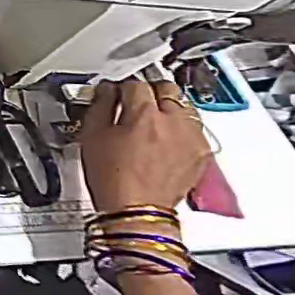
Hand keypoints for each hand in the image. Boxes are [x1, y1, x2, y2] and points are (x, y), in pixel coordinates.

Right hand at [79, 79, 210, 213]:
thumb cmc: (112, 179)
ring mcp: (191, 138)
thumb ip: (99, 105)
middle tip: (136, 103)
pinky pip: (194, 128)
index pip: (135, 84)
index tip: (116, 94)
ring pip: (184, 106)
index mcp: (144, 115)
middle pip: (166, 88)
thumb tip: (106, 91)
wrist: (136, 211)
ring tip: (153, 121)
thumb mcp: (92, 136)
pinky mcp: (202, 153)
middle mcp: (174, 123)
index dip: (121, 88)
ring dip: (168, 108)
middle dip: (149, 92)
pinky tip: (166, 137)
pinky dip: (181, 128)